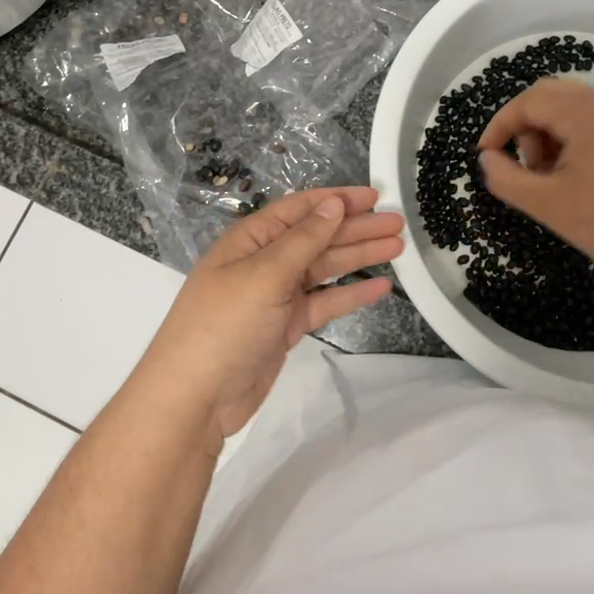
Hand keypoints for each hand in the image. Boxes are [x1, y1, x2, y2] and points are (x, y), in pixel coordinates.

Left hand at [131, 187, 402, 448]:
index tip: (375, 196)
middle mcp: (264, 262)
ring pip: (324, 269)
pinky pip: (323, 302)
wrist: (194, 397)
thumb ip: (304, 240)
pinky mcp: (284, 327)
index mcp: (251, 240)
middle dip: (356, 229)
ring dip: (358, 257)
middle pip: (317, 237)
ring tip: (397, 248)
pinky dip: (350, 295)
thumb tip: (333, 204)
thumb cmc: (223, 325)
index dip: (338, 200)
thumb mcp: (264, 275)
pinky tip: (379, 287)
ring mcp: (275, 296)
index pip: (300, 209)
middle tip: (399, 224)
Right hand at [478, 79, 593, 282]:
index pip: (528, 101)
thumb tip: (487, 159)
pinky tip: (574, 179)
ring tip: (548, 179)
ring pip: (571, 109)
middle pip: (550, 97)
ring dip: (548, 135)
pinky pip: (593, 122)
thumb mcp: (546, 204)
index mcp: (586, 111)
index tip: (485, 155)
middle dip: (525, 129)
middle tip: (521, 167)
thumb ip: (505, 178)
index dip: (499, 125)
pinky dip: (572, 140)